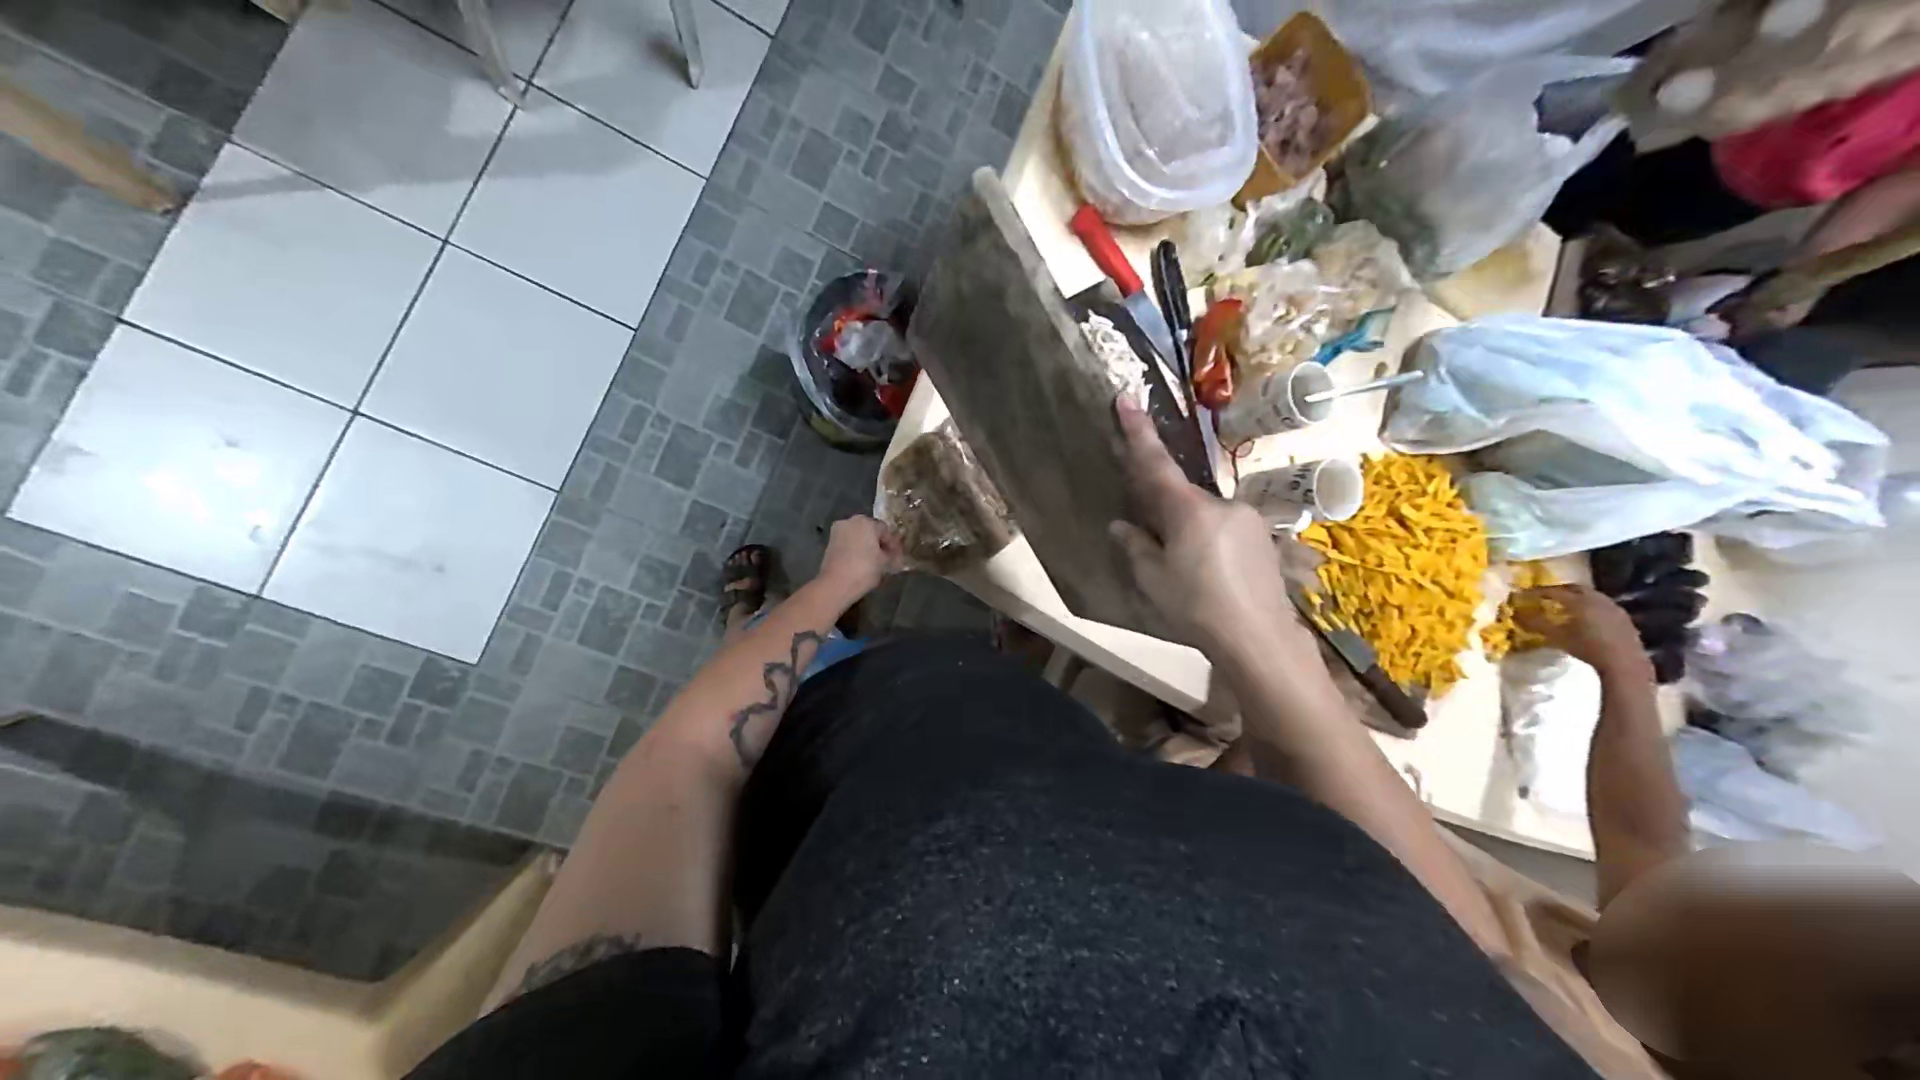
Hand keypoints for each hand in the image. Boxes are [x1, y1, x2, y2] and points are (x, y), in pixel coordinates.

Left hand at [817, 515, 903, 598]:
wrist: (835, 584)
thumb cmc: (864, 569)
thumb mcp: (884, 563)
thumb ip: (892, 555)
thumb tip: (894, 554)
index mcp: (866, 522)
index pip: (884, 530)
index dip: (892, 543)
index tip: (895, 556)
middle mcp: (850, 521)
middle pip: (869, 531)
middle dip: (877, 543)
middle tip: (885, 558)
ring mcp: (837, 531)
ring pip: (857, 537)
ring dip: (865, 546)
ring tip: (872, 562)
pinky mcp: (830, 543)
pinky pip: (847, 543)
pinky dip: (854, 550)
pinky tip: (859, 563)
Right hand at [1108, 396, 1314, 660]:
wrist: (1259, 639)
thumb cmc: (1197, 609)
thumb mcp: (1154, 580)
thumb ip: (1137, 546)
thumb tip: (1122, 526)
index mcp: (1189, 511)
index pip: (1155, 465)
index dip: (1138, 432)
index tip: (1127, 398)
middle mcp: (1222, 504)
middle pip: (1183, 498)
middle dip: (1166, 514)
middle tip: (1159, 550)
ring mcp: (1248, 519)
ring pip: (1206, 517)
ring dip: (1192, 534)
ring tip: (1190, 575)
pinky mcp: (1264, 538)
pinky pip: (1227, 530)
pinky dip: (1212, 543)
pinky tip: (1214, 576)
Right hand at [1514, 584, 1650, 680]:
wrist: (1623, 663)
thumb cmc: (1587, 647)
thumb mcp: (1556, 637)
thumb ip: (1536, 624)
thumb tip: (1516, 614)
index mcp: (1579, 601)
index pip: (1554, 591)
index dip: (1537, 592)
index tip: (1525, 594)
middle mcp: (1597, 599)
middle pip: (1575, 588)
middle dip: (1560, 590)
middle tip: (1547, 596)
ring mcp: (1614, 608)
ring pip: (1592, 596)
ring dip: (1577, 598)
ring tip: (1567, 607)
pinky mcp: (1624, 618)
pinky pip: (1603, 605)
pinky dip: (1591, 607)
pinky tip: (1587, 618)